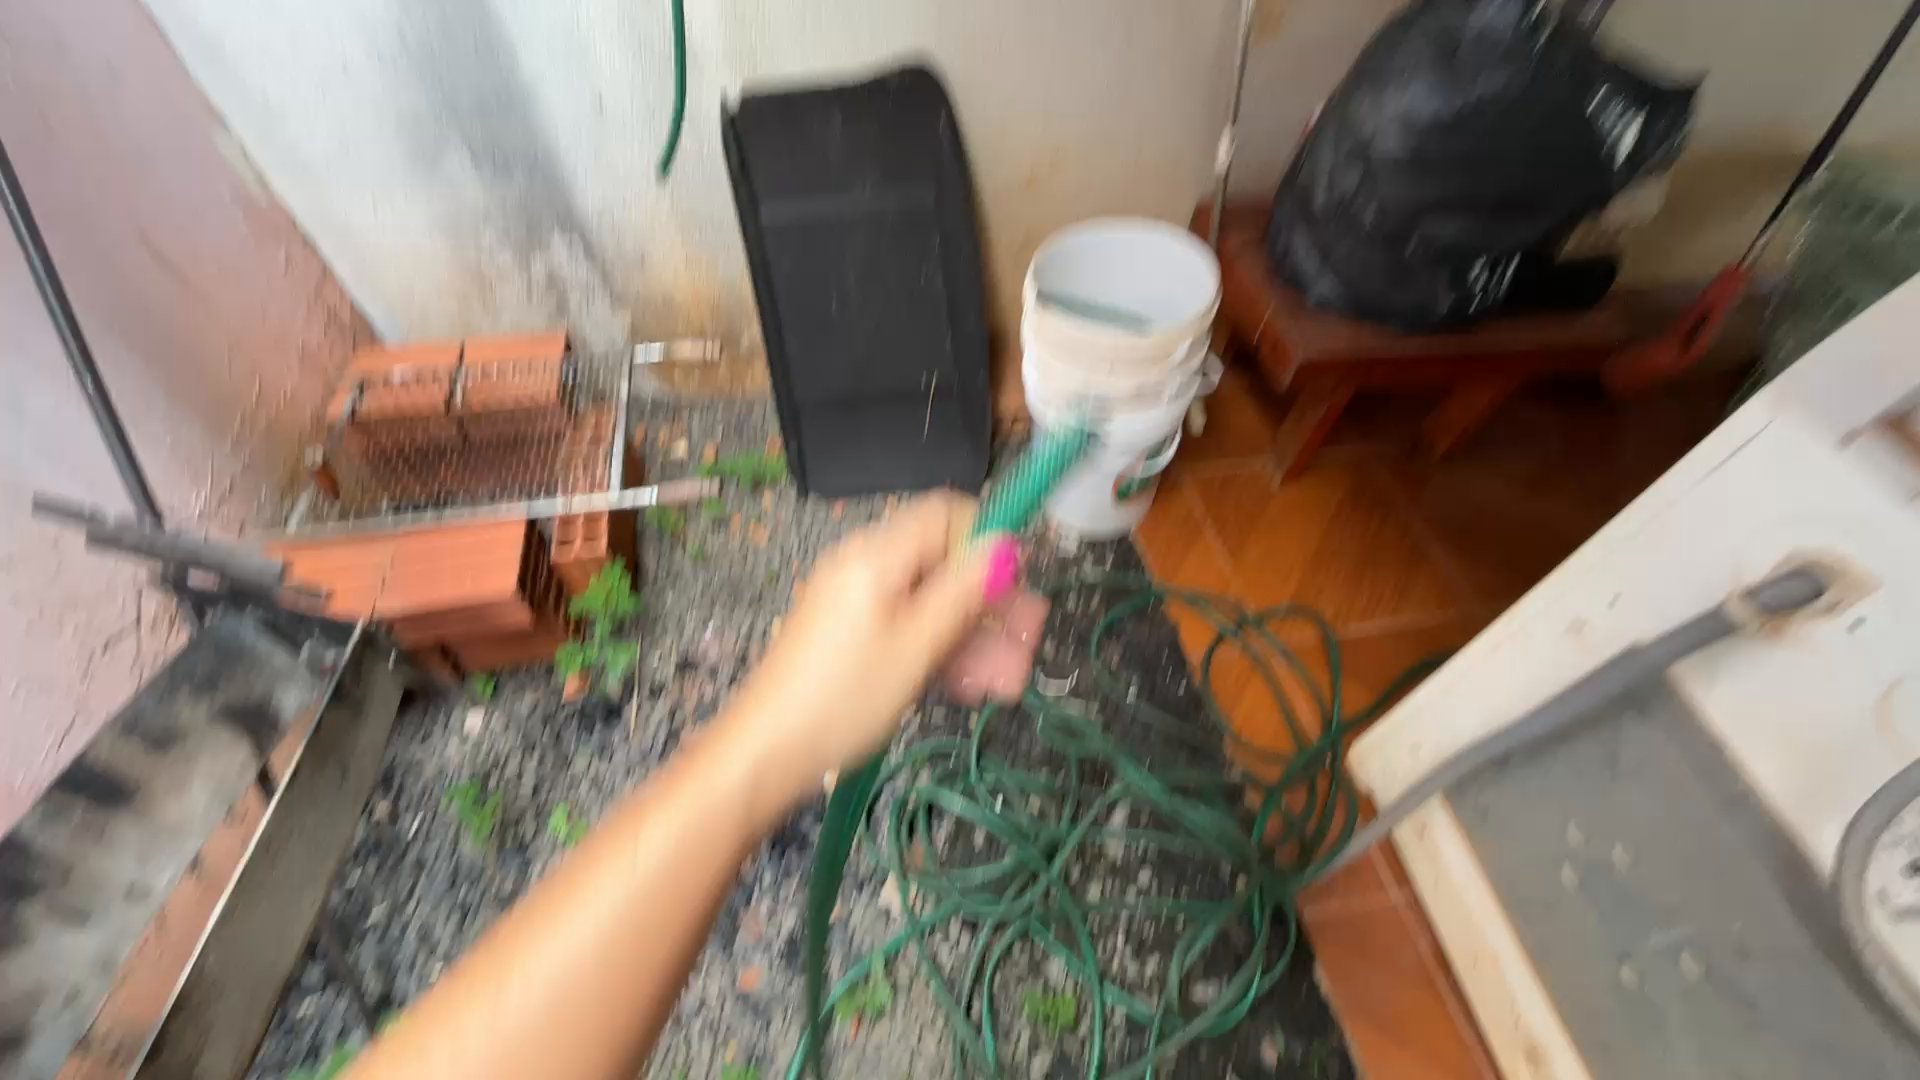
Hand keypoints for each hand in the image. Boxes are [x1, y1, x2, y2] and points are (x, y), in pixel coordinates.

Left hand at [721, 492, 1026, 806]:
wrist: (767, 754)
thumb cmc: (845, 697)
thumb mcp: (916, 645)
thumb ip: (965, 590)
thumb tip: (1006, 543)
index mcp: (877, 555)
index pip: (945, 514)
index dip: (988, 541)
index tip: (1017, 585)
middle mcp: (867, 567)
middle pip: (945, 565)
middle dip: (991, 605)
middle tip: (1029, 645)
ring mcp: (859, 603)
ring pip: (933, 603)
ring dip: (975, 638)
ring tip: (1006, 684)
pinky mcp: (855, 635)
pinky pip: (909, 627)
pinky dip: (941, 651)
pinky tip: (970, 687)